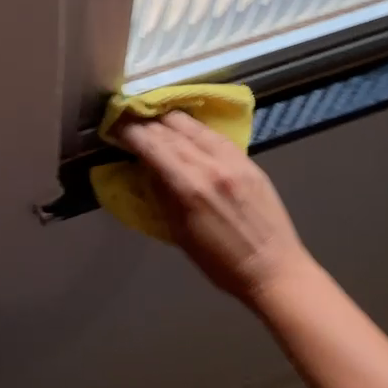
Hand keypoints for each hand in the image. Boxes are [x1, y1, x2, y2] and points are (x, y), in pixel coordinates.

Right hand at [115, 111, 310, 306]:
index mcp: (188, 186)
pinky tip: (182, 128)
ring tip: (151, 119)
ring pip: (190, 123)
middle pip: (168, 128)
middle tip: (127, 120)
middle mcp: (209, 164)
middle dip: (143, 121)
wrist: (274, 270)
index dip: (128, 131)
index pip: (150, 144)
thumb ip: (161, 192)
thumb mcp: (179, 232)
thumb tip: (145, 165)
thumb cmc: (220, 262)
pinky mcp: (246, 158)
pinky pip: (212, 132)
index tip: (113, 127)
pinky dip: (191, 127)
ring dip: (166, 118)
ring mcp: (231, 158)